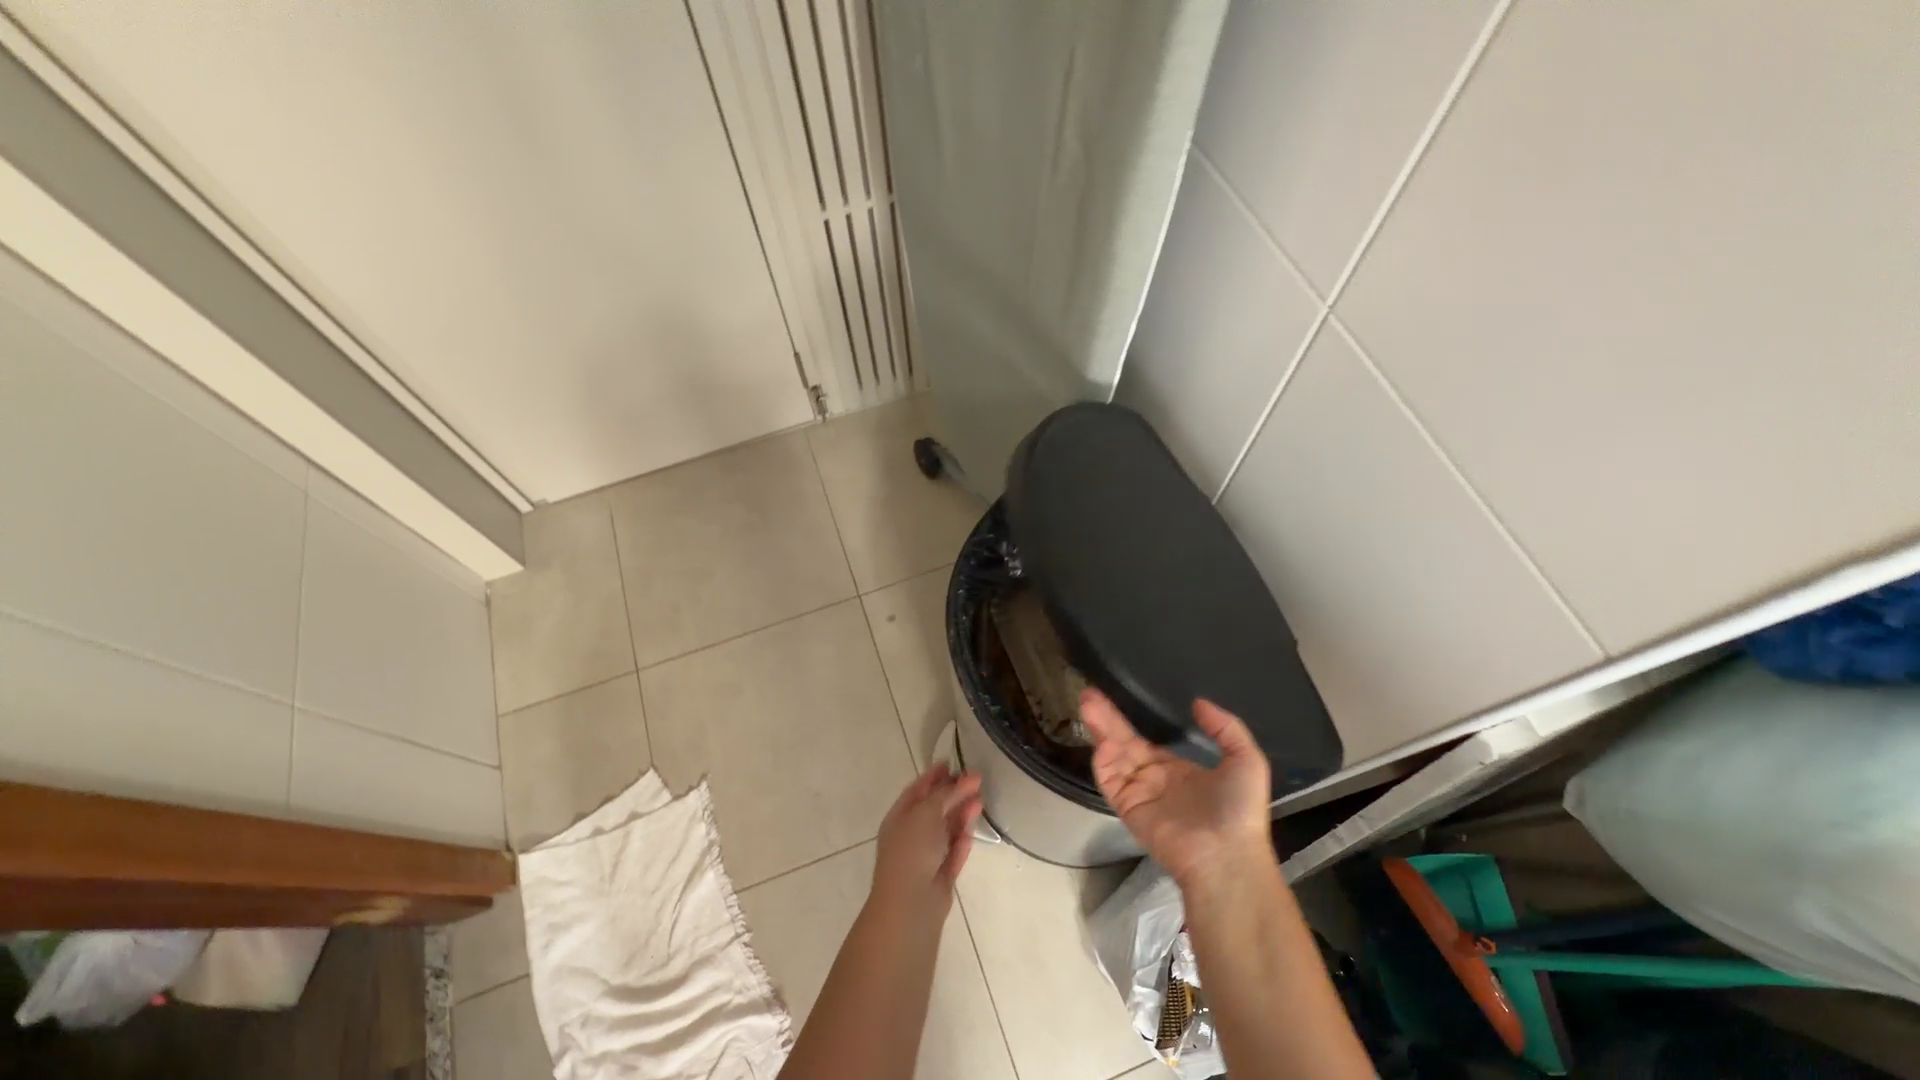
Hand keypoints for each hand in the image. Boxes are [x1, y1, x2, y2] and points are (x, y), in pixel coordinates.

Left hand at [870, 764, 982, 914]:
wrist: (911, 902)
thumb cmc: (912, 851)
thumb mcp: (927, 813)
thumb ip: (948, 794)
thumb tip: (969, 778)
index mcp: (899, 817)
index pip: (917, 790)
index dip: (933, 775)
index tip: (951, 761)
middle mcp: (911, 835)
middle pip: (934, 809)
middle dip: (953, 794)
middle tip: (976, 779)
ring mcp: (925, 857)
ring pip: (946, 831)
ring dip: (961, 815)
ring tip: (981, 800)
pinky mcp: (940, 875)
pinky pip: (953, 853)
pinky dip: (961, 842)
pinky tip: (971, 834)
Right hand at [1080, 689, 1272, 890]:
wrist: (1226, 853)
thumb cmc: (1239, 808)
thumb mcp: (1246, 760)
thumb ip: (1226, 727)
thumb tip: (1198, 703)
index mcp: (1180, 770)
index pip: (1147, 740)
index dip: (1132, 720)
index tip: (1118, 697)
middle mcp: (1155, 779)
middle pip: (1124, 743)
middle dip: (1107, 719)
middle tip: (1090, 693)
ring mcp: (1140, 793)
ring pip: (1113, 757)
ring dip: (1100, 731)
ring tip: (1088, 704)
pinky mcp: (1128, 807)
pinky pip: (1111, 781)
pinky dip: (1103, 762)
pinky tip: (1103, 741)